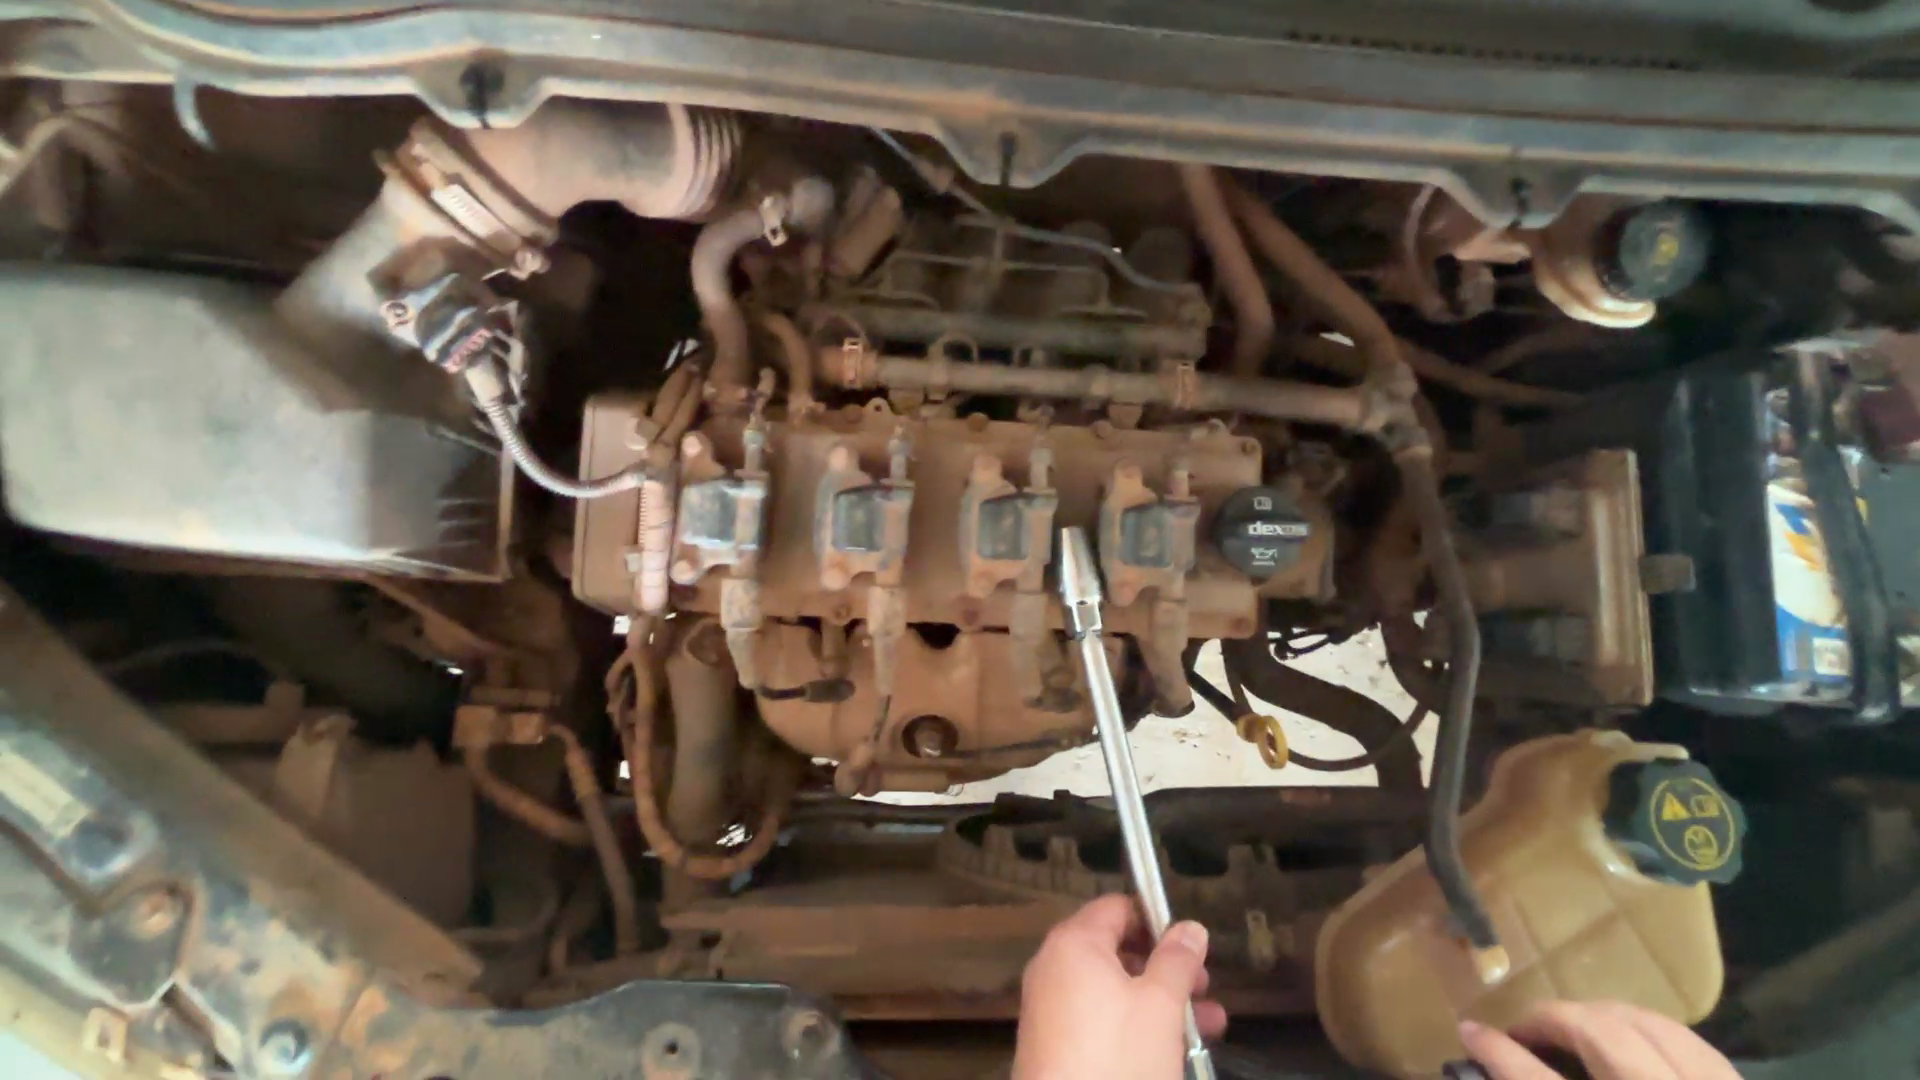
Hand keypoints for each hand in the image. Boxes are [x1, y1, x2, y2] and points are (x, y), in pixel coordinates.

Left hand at [1013, 894, 1227, 1079]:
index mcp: (1074, 942)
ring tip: (1211, 1026)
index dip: (1156, 920)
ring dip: (1159, 1001)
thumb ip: (1177, 960)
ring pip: (1112, 989)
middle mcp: (1054, 965)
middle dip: (1165, 967)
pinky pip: (1098, 1018)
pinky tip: (1174, 1051)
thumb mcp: (1160, 1006)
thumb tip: (1190, 925)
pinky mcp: (1053, 1044)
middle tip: (1207, 988)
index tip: (1192, 946)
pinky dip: (1133, 1024)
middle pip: (1116, 949)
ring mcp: (1050, 1006)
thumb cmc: (1116, 1059)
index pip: (1117, 908)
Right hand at [1460, 1001, 1740, 1079]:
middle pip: (1598, 1033)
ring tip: (1574, 1029)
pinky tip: (1632, 1045)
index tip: (1469, 1031)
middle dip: (1548, 1019)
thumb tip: (1494, 1072)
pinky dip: (1652, 1032)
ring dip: (1600, 1016)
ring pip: (1650, 1025)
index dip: (1495, 1050)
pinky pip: (1694, 1046)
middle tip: (1524, 1034)